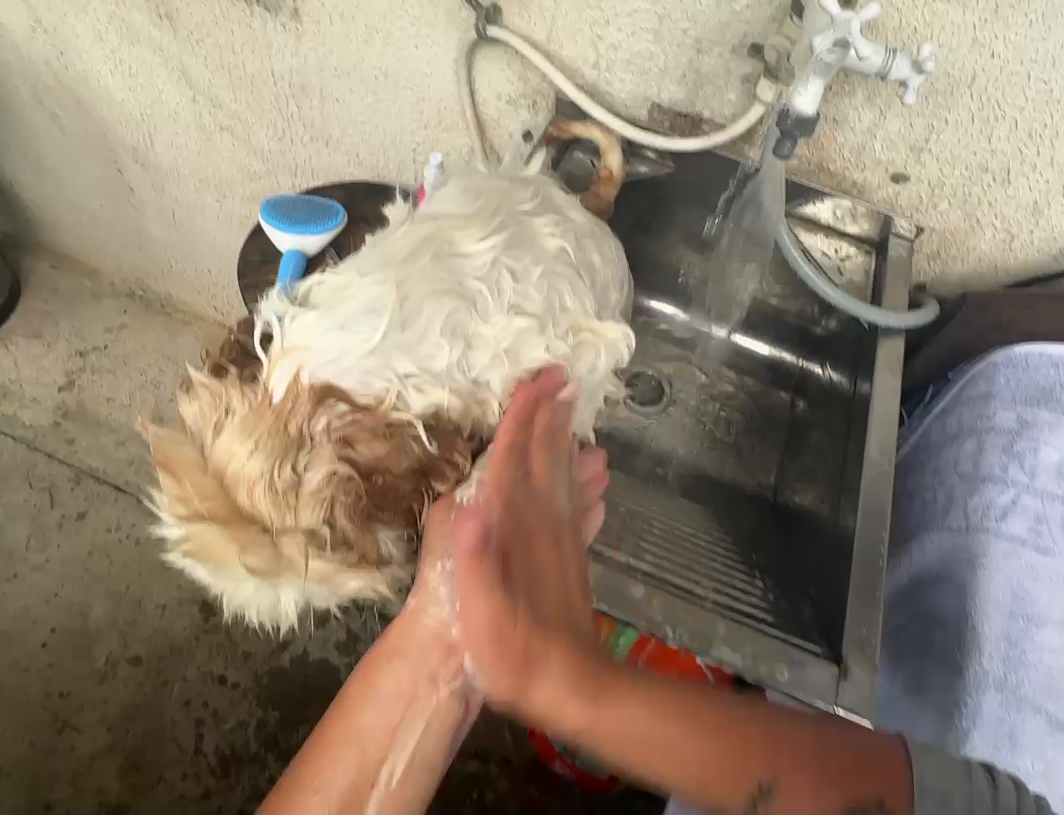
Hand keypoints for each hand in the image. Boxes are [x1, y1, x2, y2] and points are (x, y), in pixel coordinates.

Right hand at [399, 373, 607, 640]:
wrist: (575, 688)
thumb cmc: (516, 655)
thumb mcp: (482, 619)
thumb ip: (474, 564)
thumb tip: (469, 507)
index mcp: (516, 529)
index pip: (518, 460)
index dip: (525, 417)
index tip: (537, 379)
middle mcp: (545, 522)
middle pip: (547, 456)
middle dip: (550, 414)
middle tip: (560, 376)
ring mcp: (564, 537)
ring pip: (565, 473)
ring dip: (566, 438)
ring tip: (571, 410)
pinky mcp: (575, 554)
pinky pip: (580, 503)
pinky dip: (585, 479)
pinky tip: (594, 471)